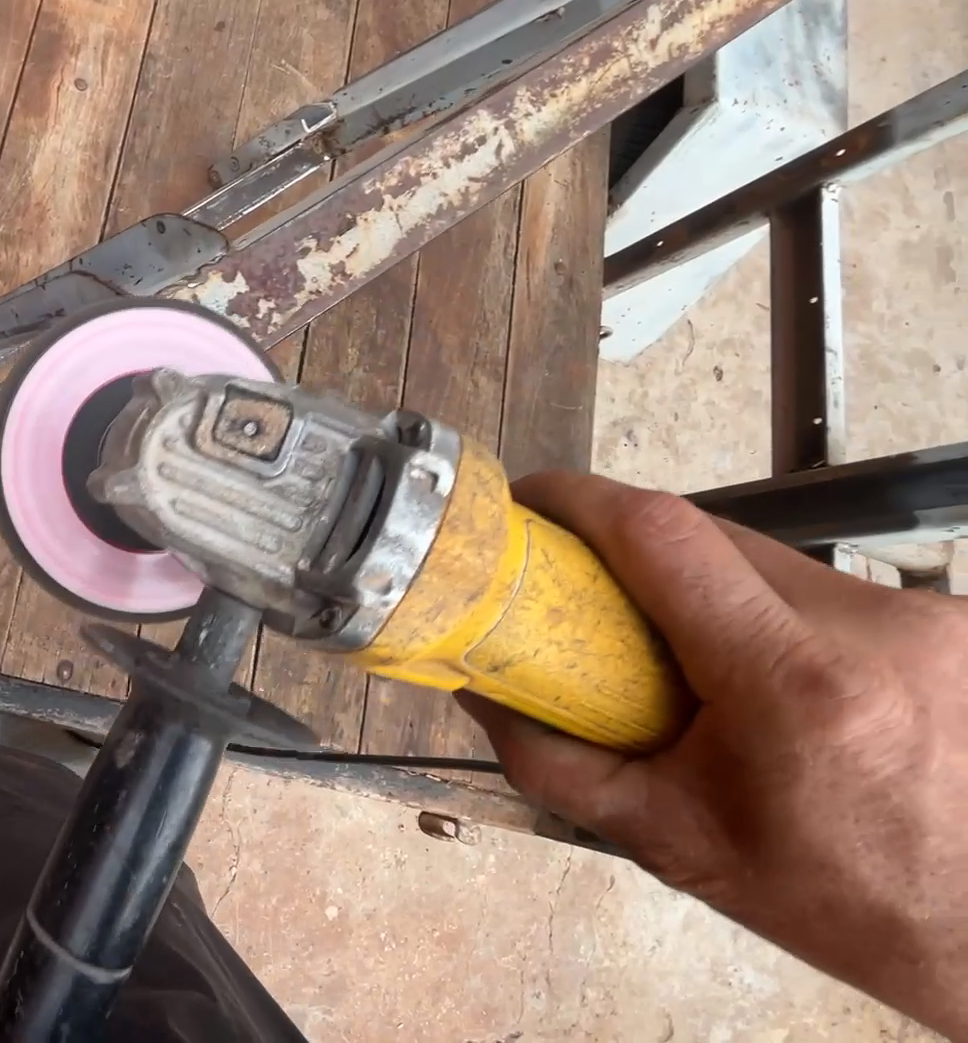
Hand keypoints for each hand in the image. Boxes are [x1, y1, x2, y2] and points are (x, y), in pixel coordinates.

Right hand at [460, 471, 967, 1037]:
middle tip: (572, 584)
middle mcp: (877, 625)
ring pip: (760, 553)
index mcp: (794, 678)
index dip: (579, 498)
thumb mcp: (659, 836)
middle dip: (622, 543)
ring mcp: (933, 618)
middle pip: (706, 533)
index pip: (663, 534)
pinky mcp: (959, 623)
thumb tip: (474, 689)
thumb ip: (547, 759)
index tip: (525, 500)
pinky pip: (812, 582)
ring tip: (660, 638)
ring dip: (687, 575)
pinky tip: (748, 663)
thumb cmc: (827, 895)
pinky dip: (750, 602)